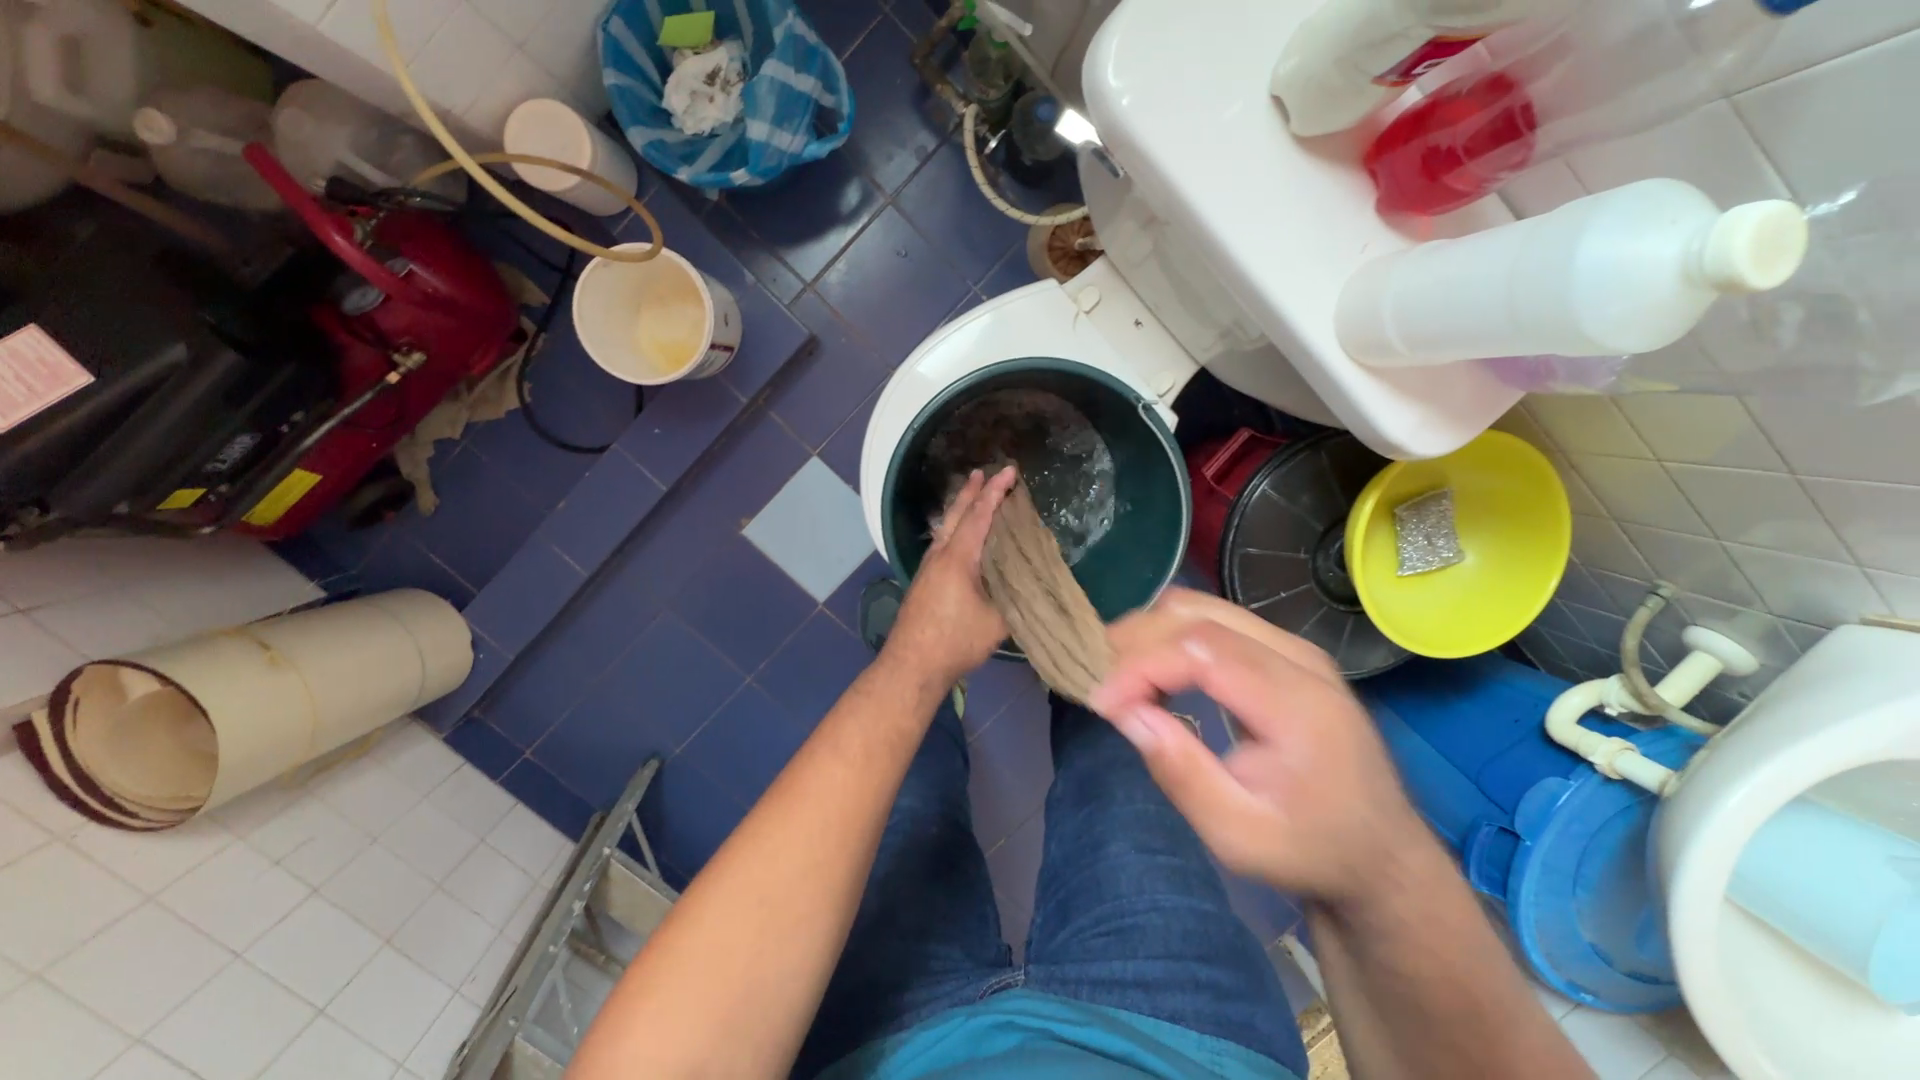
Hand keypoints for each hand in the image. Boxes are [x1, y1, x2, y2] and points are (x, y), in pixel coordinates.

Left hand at [882, 467, 1018, 688]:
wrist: (912, 666)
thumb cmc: (955, 641)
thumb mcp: (997, 623)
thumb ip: (1018, 600)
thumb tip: (1038, 587)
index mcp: (958, 558)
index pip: (979, 516)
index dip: (995, 492)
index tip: (1009, 472)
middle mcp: (939, 557)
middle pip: (956, 515)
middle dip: (971, 492)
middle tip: (983, 472)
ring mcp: (928, 569)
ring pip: (945, 530)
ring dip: (960, 511)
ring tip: (971, 498)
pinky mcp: (923, 583)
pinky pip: (941, 544)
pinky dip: (954, 530)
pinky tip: (957, 540)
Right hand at [1089, 588, 1432, 905]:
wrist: (1381, 852)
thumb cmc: (1310, 849)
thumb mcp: (1239, 836)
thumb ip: (1183, 774)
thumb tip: (1125, 714)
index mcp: (1296, 702)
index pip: (1201, 648)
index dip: (1140, 666)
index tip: (1101, 703)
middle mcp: (1298, 658)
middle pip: (1199, 614)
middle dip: (1136, 639)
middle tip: (1096, 681)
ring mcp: (1295, 650)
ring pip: (1204, 608)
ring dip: (1150, 633)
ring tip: (1116, 674)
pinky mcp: (1285, 653)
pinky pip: (1217, 622)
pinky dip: (1171, 636)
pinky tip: (1151, 670)